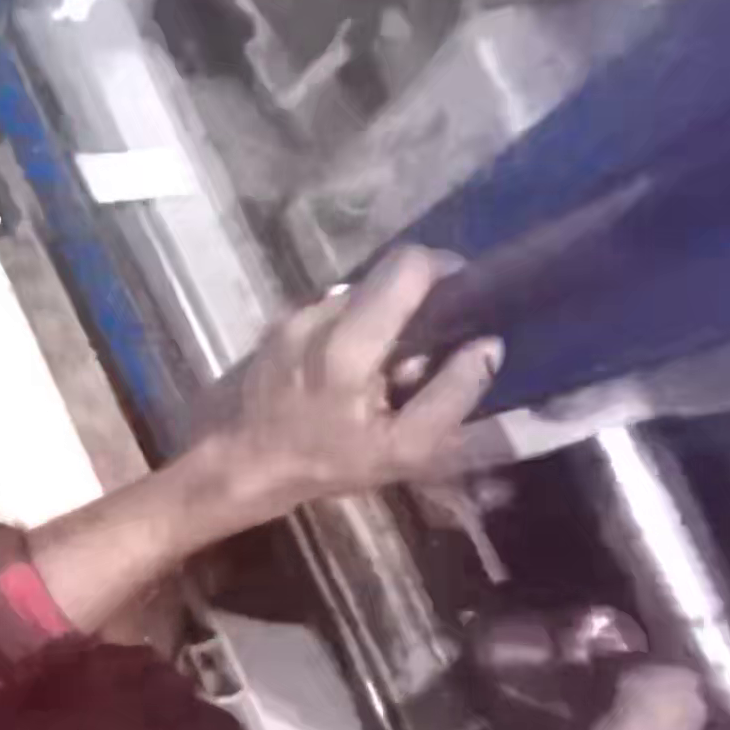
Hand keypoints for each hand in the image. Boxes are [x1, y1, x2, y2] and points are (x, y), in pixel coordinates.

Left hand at [200, 246, 504, 517]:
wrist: (240, 464)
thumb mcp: (400, 450)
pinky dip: (351, 332)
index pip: (409, 265)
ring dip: (381, 322)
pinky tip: (344, 373)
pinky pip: (331, 313)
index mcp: (349, 342)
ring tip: (382, 371)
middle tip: (423, 352)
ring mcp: (293, 316)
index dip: (445, 270)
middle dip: (416, 305)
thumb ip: (451, 397)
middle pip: (386, 278)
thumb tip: (488, 347)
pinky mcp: (279, 326)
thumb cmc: (322, 464)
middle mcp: (319, 315)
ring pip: (358, 298)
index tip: (462, 299)